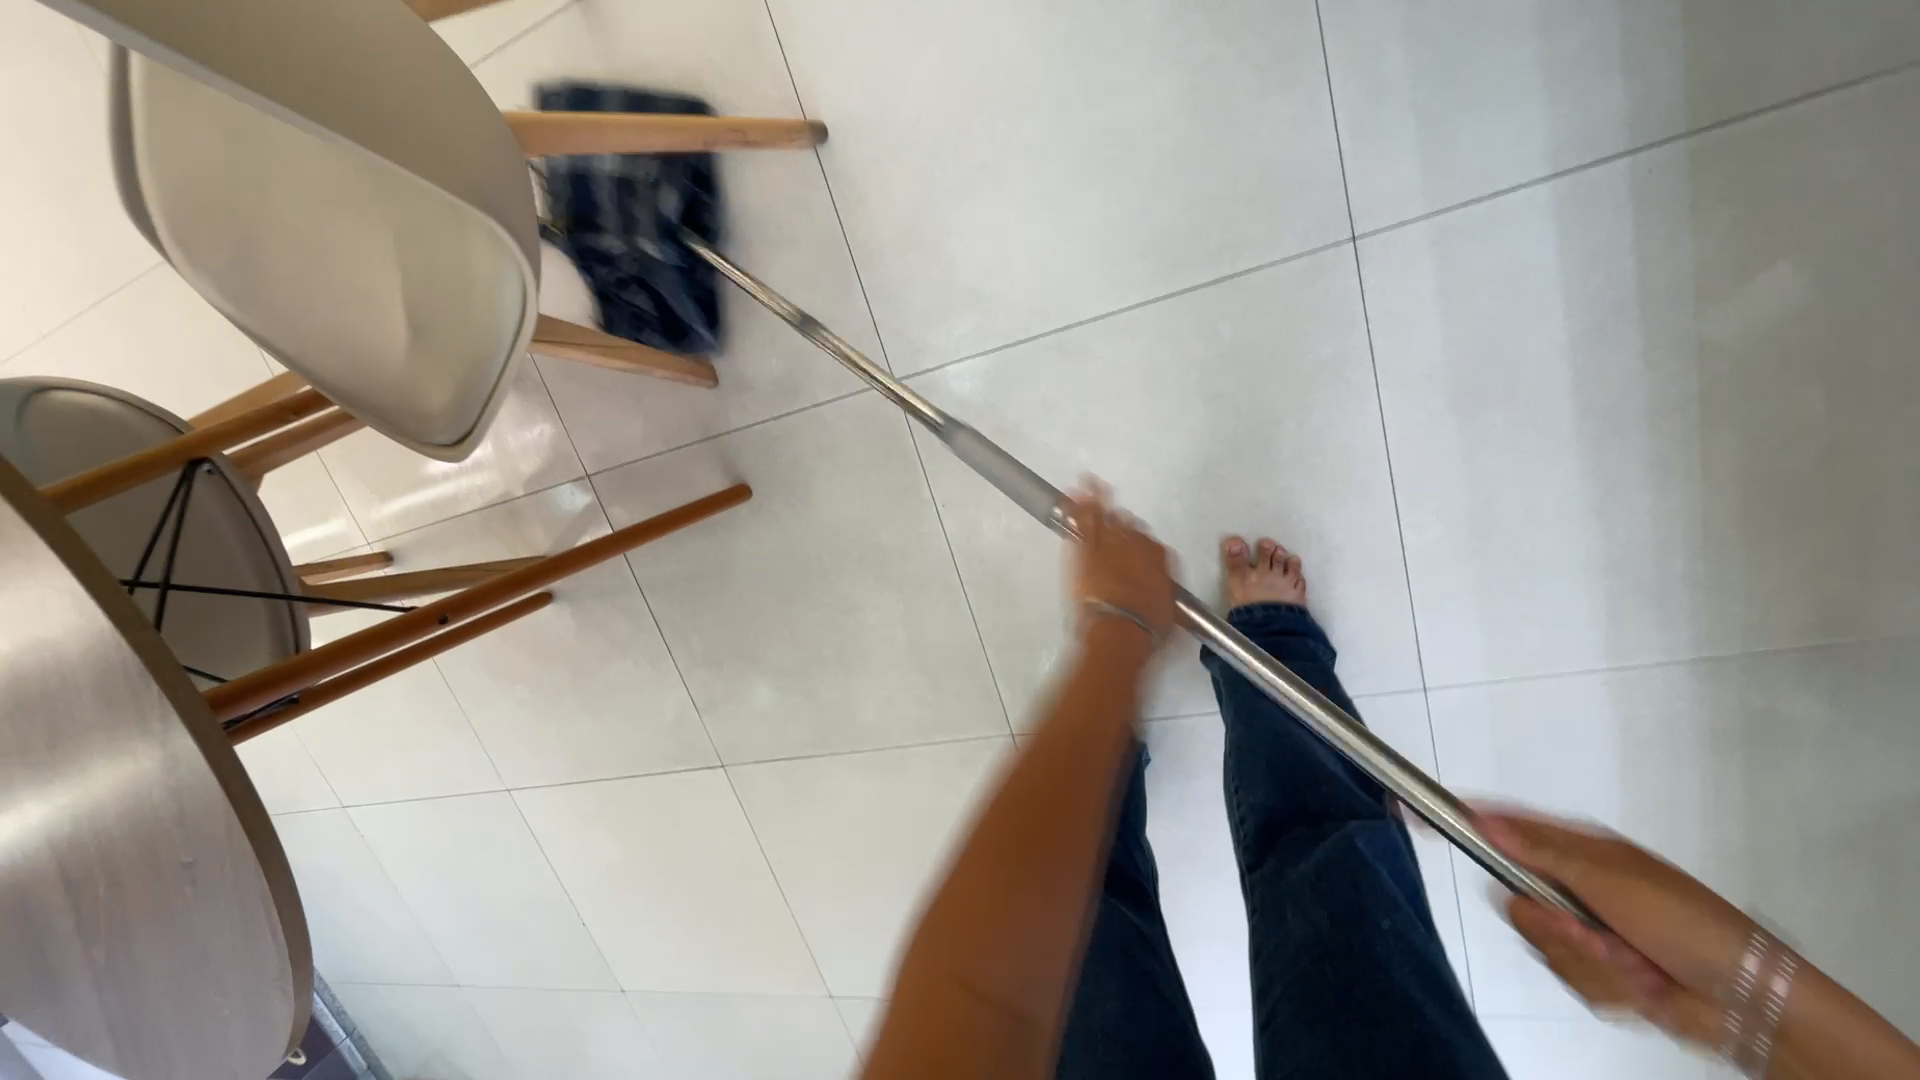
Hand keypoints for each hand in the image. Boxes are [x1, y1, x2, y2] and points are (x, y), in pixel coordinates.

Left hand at [1066, 479, 1175, 644]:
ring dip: (1096, 498)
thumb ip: (1159, 595)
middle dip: (1118, 524)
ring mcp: (1108, 542)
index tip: (1129, 549)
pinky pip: (1082, 519)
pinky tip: (1071, 493)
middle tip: (1109, 525)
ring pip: (1103, 514)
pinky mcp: (1085, 548)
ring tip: (1086, 483)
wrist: (1118, 630)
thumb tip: (1158, 599)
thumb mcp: (1165, 613)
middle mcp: (1136, 544)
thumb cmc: (1145, 629)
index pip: (1149, 543)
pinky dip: (1076, 505)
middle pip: (1127, 526)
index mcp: (1160, 558)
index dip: (1137, 544)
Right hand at [1480, 809, 1761, 1045]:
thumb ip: (1539, 850)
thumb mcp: (1610, 878)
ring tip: (1630, 964)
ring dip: (1584, 959)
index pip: (1504, 825)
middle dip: (1549, 924)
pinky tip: (1637, 983)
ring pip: (1538, 940)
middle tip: (1586, 932)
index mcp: (1576, 850)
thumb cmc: (1683, 923)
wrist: (1747, 1002)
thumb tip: (1482, 817)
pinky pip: (1565, 973)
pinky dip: (1602, 984)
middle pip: (1510, 895)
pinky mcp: (1594, 969)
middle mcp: (1572, 886)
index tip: (1415, 813)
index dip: (1461, 819)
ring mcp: (1583, 928)